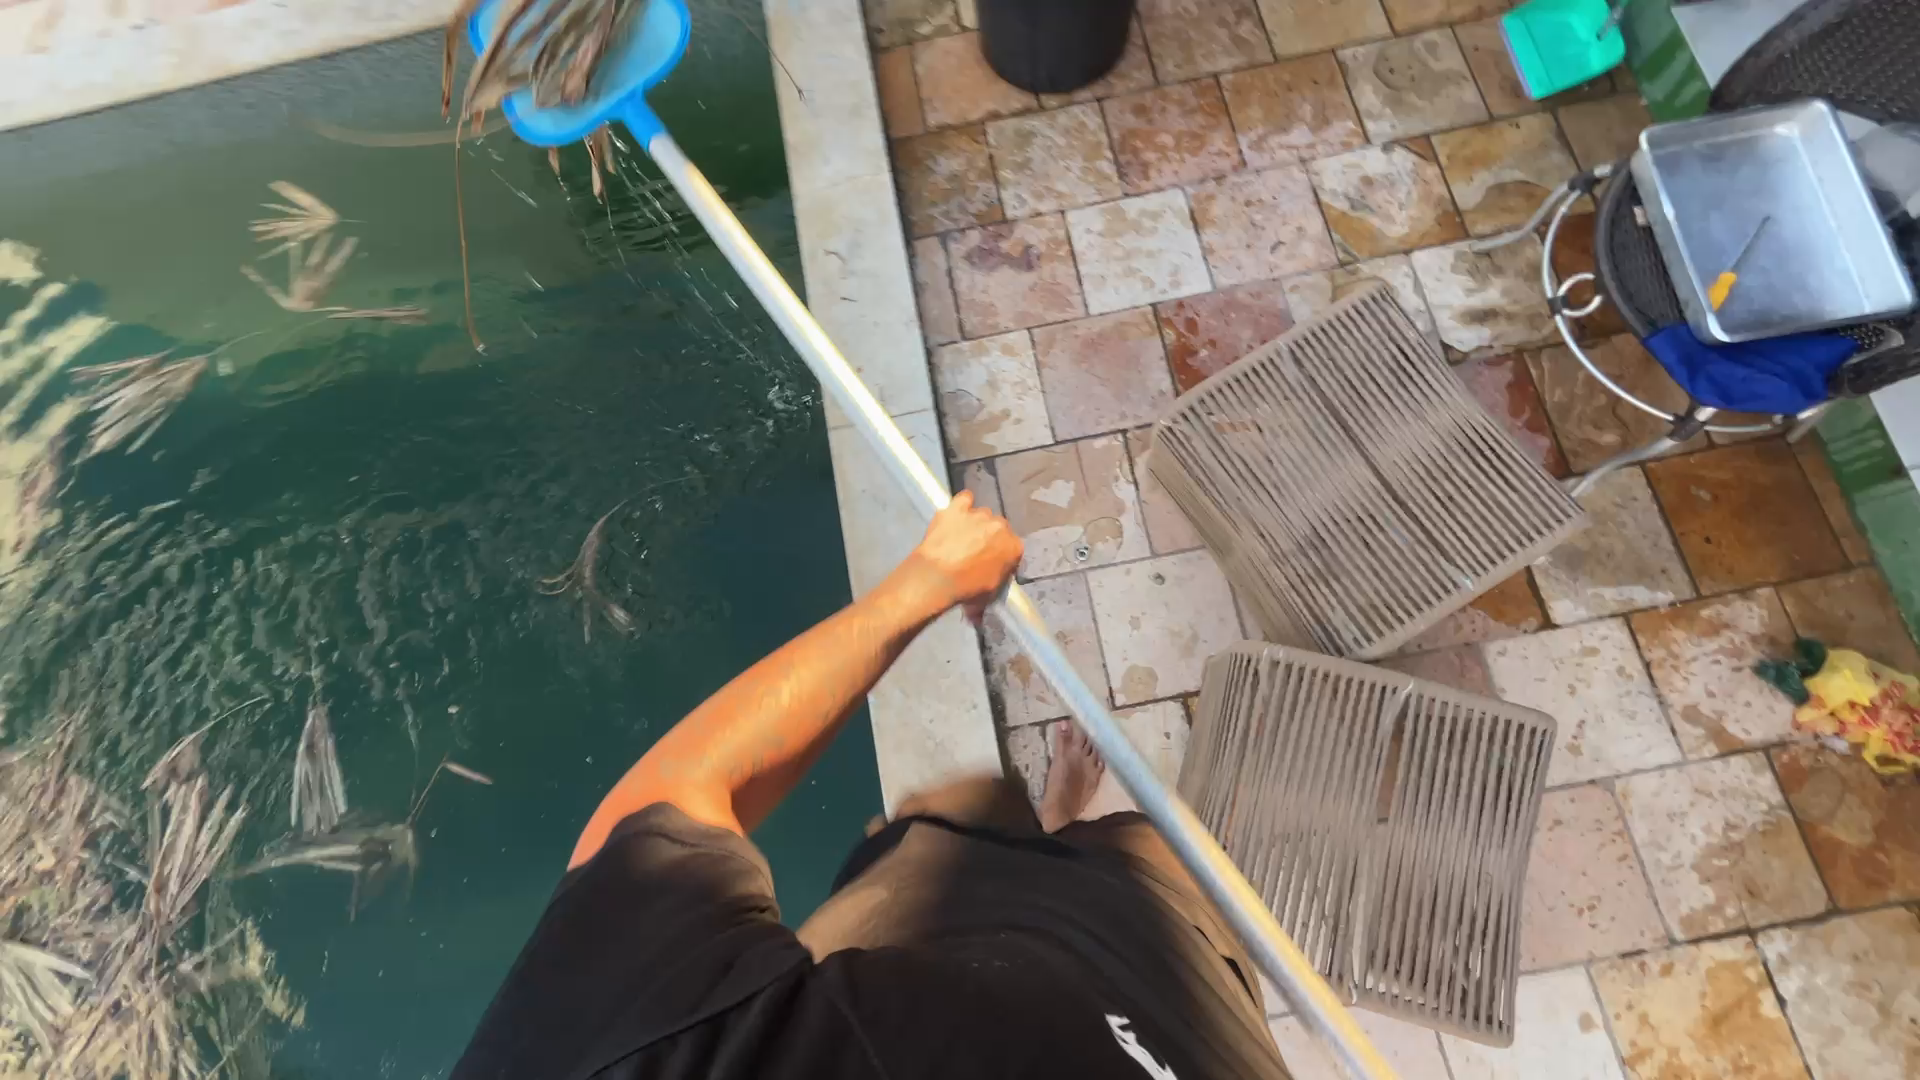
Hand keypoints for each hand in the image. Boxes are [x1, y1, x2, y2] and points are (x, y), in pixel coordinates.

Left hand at [900, 491, 1022, 620]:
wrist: (938, 577)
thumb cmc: (967, 590)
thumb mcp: (988, 594)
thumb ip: (992, 587)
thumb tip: (980, 612)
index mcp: (1014, 547)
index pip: (1012, 547)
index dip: (1001, 554)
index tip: (992, 561)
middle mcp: (1001, 526)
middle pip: (998, 528)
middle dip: (989, 537)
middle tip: (975, 550)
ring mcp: (979, 514)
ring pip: (981, 514)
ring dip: (974, 523)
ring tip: (960, 536)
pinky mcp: (957, 507)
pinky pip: (964, 499)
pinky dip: (961, 505)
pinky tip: (955, 514)